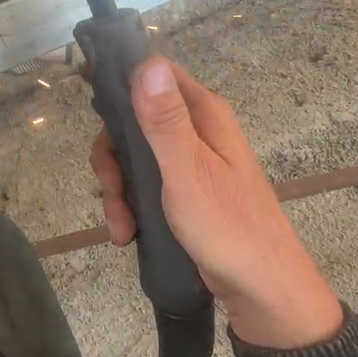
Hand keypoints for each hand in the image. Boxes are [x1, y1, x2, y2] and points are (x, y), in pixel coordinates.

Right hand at [92, 57, 343, 349]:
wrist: (263, 292)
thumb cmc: (228, 227)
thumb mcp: (188, 171)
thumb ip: (165, 120)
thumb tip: (147, 63)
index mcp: (204, 115)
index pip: (156, 74)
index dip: (122, 84)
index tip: (95, 110)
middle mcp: (198, 131)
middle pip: (135, 119)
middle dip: (113, 155)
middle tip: (111, 186)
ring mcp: (191, 163)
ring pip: (135, 156)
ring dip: (119, 188)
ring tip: (120, 224)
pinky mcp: (185, 192)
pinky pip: (145, 185)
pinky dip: (130, 205)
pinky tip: (128, 231)